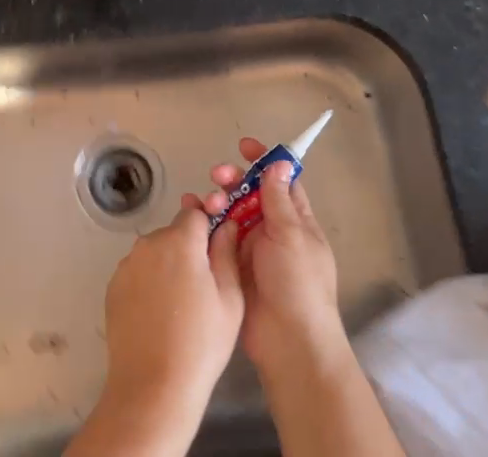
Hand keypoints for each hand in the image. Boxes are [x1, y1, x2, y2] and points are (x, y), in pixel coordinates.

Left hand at [67, 195, 242, 455]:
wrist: (153, 385)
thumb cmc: (202, 342)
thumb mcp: (230, 299)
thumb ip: (227, 253)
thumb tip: (225, 225)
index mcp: (180, 241)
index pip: (195, 212)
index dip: (207, 226)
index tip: (216, 248)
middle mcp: (148, 244)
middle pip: (173, 232)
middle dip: (188, 248)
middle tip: (202, 285)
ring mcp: (126, 265)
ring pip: (154, 253)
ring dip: (167, 265)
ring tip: (179, 304)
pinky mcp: (112, 287)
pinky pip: (138, 272)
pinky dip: (148, 283)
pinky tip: (158, 313)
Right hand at [205, 139, 348, 379]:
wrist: (288, 341)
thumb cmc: (298, 283)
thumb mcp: (291, 236)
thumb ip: (279, 199)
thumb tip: (279, 162)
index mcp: (296, 220)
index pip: (280, 180)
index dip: (264, 161)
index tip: (244, 146)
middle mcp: (273, 230)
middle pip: (249, 194)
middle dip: (233, 180)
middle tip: (217, 176)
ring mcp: (250, 249)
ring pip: (229, 213)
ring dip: (216, 200)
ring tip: (204, 201)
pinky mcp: (230, 266)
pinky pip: (215, 237)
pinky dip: (203, 223)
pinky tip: (189, 214)